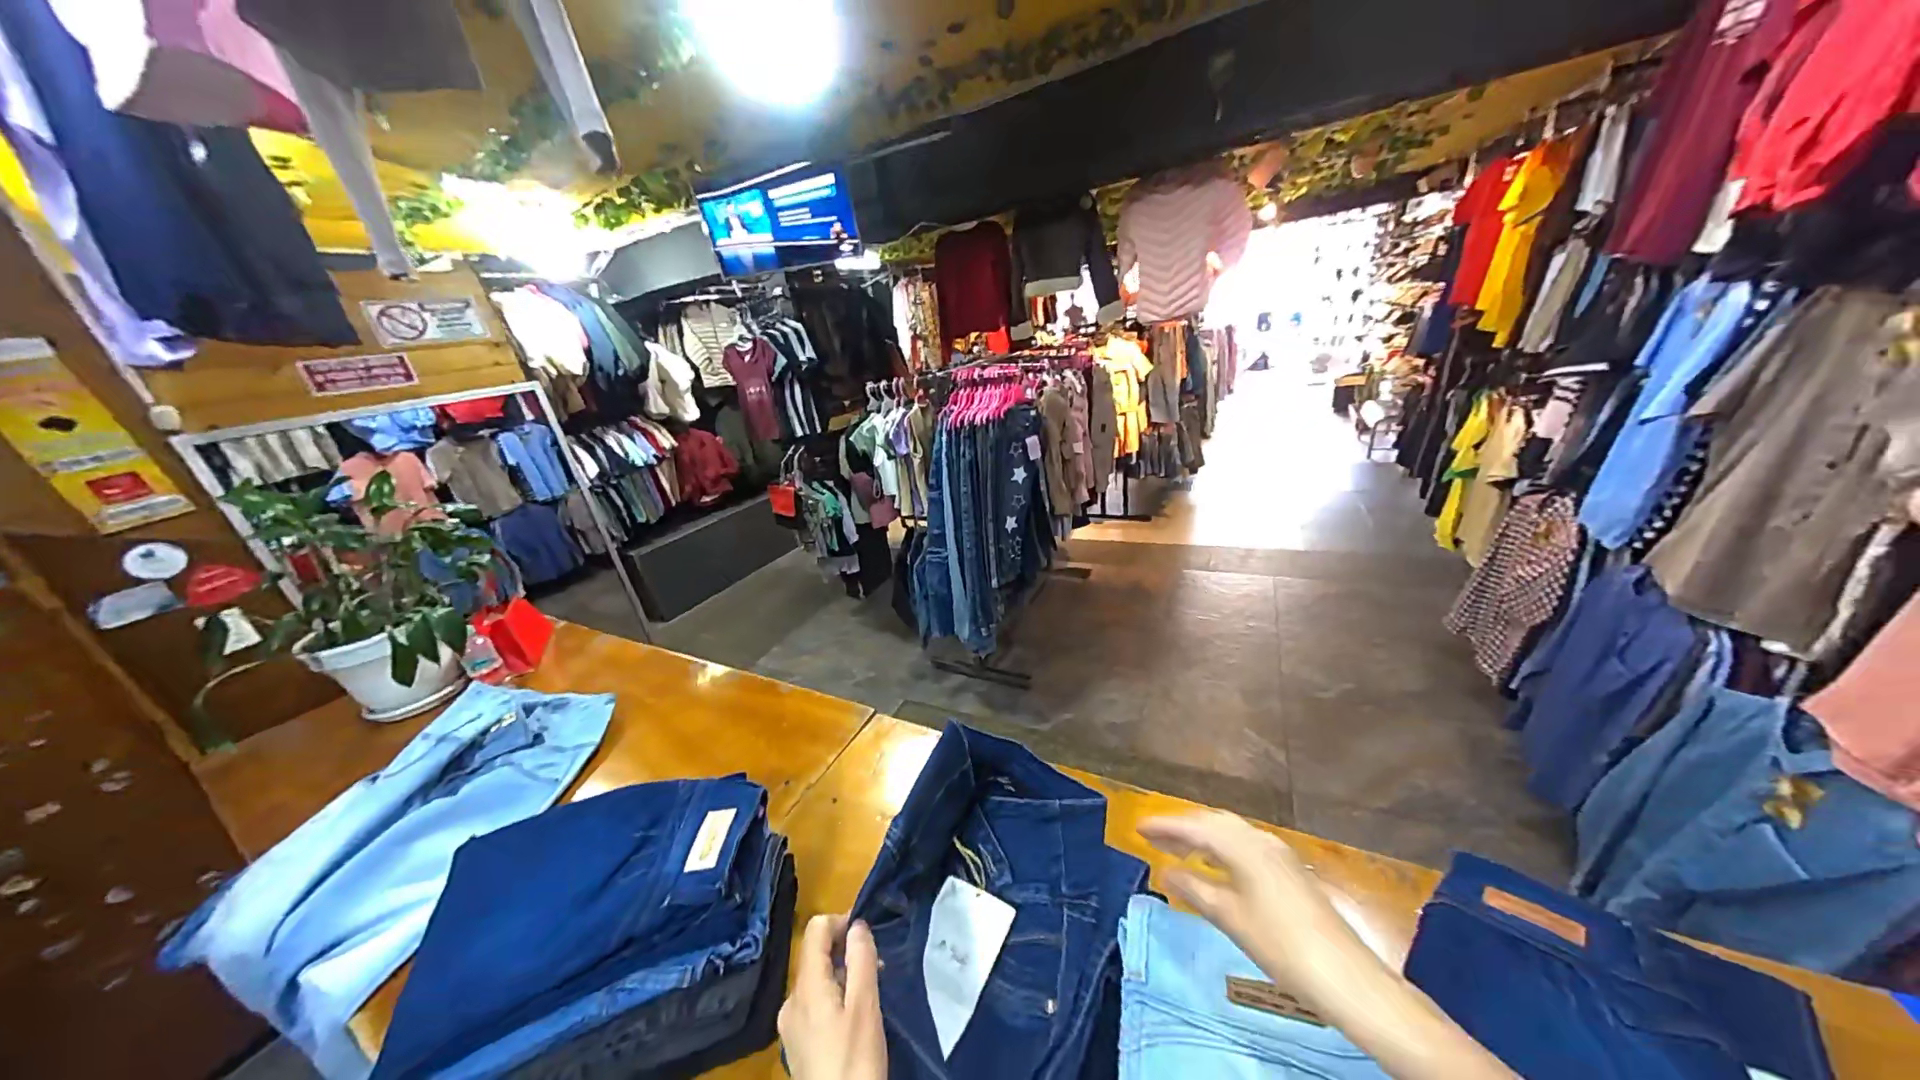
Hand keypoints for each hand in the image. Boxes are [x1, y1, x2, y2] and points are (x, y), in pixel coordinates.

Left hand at [779, 914, 886, 1079]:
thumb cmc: (855, 1060)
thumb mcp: (866, 1006)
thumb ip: (861, 959)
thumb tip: (857, 924)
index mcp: (805, 986)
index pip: (816, 929)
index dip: (842, 923)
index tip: (868, 940)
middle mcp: (791, 1000)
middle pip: (816, 954)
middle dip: (846, 952)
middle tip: (876, 970)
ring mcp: (790, 1024)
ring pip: (817, 979)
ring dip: (843, 976)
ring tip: (869, 996)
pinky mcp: (796, 1043)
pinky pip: (814, 1003)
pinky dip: (835, 997)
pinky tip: (854, 1020)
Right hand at [1141, 813, 1520, 1079]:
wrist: (1346, 977)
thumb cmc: (1280, 945)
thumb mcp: (1229, 918)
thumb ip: (1195, 889)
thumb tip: (1167, 870)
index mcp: (1242, 846)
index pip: (1194, 827)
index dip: (1164, 826)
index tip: (1138, 827)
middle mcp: (1260, 840)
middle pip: (1213, 823)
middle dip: (1182, 827)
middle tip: (1153, 837)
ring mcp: (1277, 854)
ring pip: (1230, 833)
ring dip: (1202, 836)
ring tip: (1177, 850)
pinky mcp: (1288, 871)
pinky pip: (1244, 845)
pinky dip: (1221, 847)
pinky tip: (1214, 864)